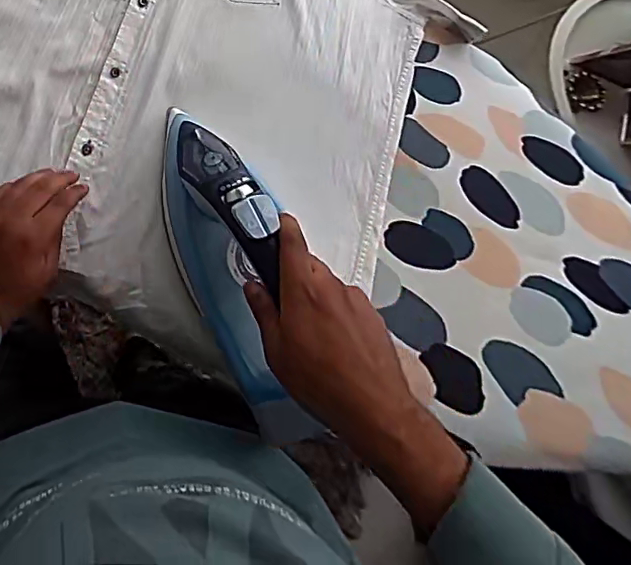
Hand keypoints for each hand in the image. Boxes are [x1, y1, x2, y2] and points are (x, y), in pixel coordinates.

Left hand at [0, 169, 86, 329]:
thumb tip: (60, 214)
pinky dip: (15, 184)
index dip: (73, 193)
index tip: (82, 188)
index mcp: (33, 236)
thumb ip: (55, 238)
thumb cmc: (19, 290)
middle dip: (59, 179)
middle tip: (71, 175)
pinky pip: (0, 191)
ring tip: (52, 174)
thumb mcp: (48, 270)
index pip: (58, 204)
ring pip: (20, 185)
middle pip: (41, 188)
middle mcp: (13, 220)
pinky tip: (25, 183)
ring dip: (39, 176)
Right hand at [245, 215, 467, 535]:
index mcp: (302, 286)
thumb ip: (263, 310)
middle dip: (294, 278)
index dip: (283, 226)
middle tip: (284, 305)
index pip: (292, 240)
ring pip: (327, 285)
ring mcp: (355, 299)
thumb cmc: (322, 381)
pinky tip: (334, 345)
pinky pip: (346, 304)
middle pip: (308, 265)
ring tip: (312, 336)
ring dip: (317, 299)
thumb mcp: (276, 349)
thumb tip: (254, 289)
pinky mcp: (372, 315)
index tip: (277, 221)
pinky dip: (337, 315)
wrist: (375, 409)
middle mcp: (330, 285)